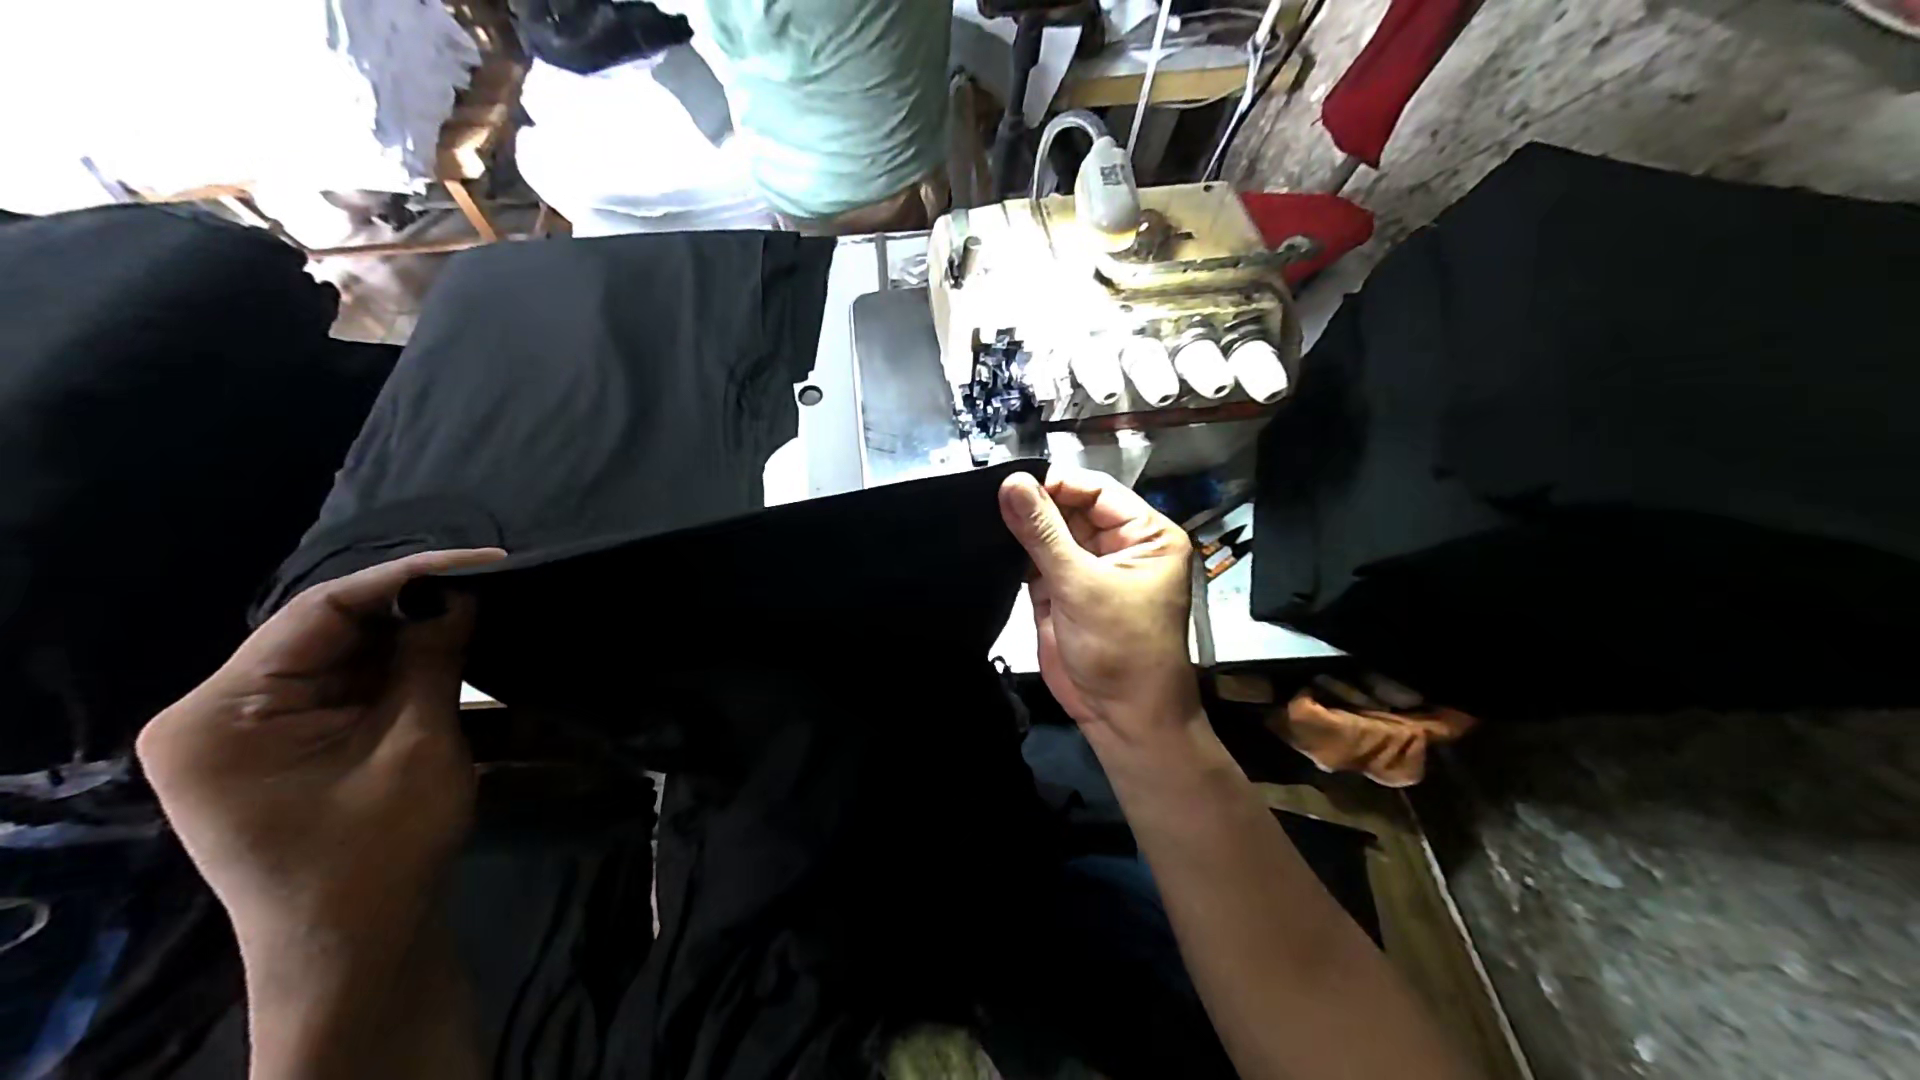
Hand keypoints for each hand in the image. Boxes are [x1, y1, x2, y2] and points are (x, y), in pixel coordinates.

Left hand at [136, 549, 503, 962]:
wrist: (359, 950)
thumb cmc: (380, 854)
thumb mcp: (418, 746)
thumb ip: (432, 660)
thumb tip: (461, 592)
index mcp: (220, 714)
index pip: (320, 611)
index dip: (409, 577)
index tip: (487, 562)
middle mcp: (220, 714)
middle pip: (331, 633)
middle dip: (416, 612)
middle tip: (494, 589)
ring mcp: (252, 733)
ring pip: (347, 658)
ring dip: (416, 643)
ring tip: (485, 616)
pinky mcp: (290, 747)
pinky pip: (352, 689)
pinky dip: (407, 675)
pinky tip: (456, 659)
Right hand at [998, 468, 1200, 756]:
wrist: (1120, 716)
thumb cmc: (1121, 650)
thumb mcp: (1082, 585)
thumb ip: (1043, 533)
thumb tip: (1012, 484)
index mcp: (1145, 535)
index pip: (1096, 491)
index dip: (1056, 484)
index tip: (1013, 483)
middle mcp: (1118, 545)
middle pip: (1070, 509)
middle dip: (1035, 506)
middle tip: (991, 497)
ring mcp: (1087, 568)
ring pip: (1049, 534)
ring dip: (1021, 529)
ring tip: (985, 514)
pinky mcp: (1061, 591)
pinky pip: (1035, 560)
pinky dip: (1015, 554)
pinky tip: (990, 542)